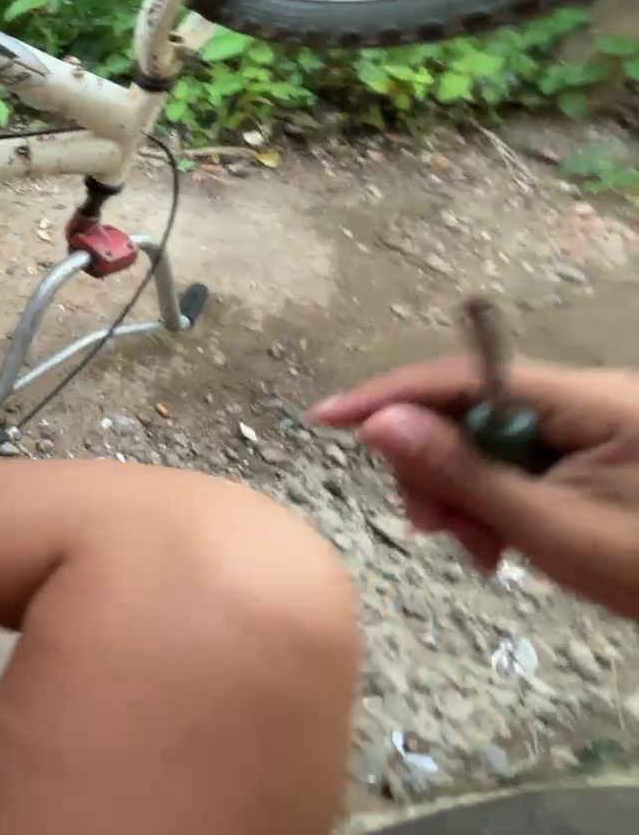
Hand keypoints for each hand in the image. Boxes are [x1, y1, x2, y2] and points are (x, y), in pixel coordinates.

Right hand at [307, 359, 638, 617]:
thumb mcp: (553, 528)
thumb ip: (461, 471)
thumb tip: (377, 422)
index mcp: (598, 402)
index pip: (461, 377)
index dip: (386, 396)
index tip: (324, 419)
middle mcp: (593, 397)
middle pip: (463, 411)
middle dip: (432, 467)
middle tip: (429, 526)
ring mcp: (597, 422)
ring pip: (479, 437)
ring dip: (458, 488)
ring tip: (475, 544)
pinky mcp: (598, 447)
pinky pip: (510, 454)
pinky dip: (488, 493)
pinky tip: (495, 534)